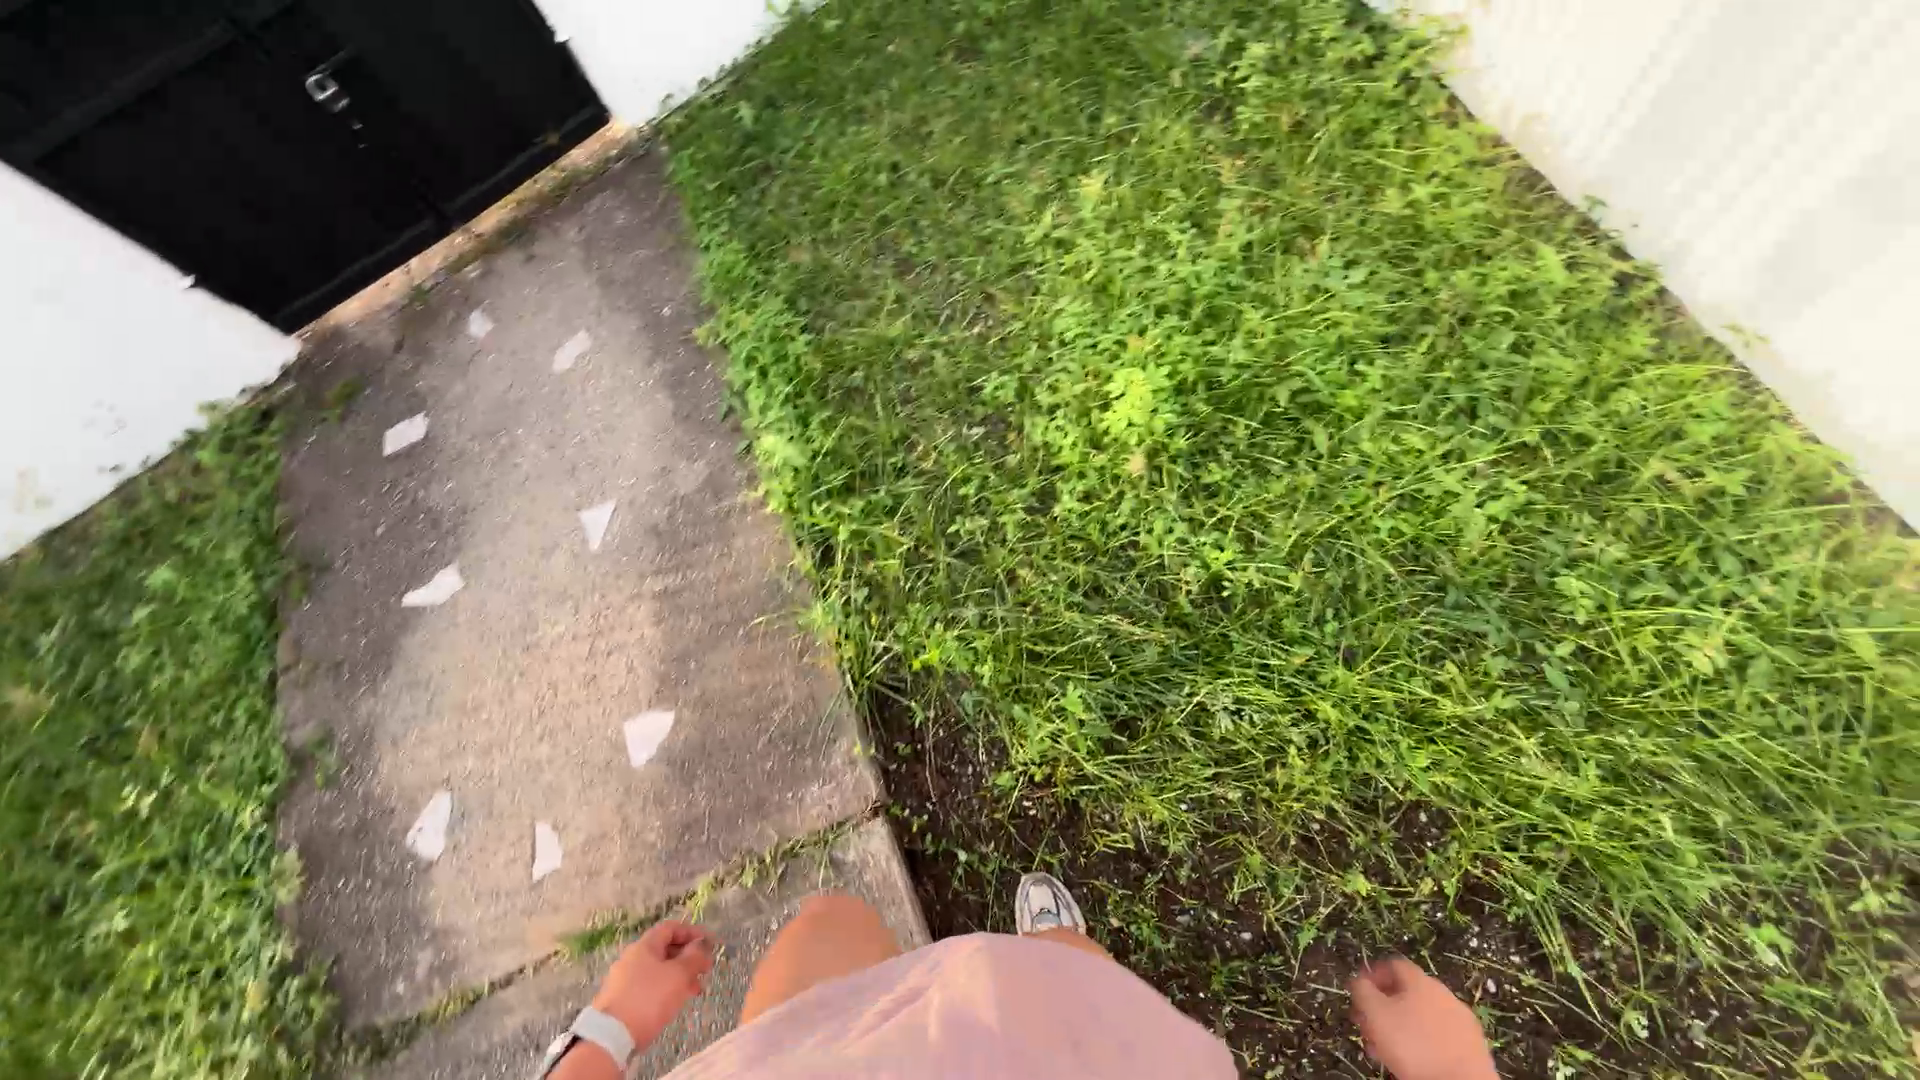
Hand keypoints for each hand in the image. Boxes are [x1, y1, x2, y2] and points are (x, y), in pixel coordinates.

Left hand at [591, 920, 713, 1048]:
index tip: (709, 943)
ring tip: (695, 990)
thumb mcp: (679, 974)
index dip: (692, 932)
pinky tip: (675, 1002)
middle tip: (705, 970)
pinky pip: (649, 987)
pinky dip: (666, 990)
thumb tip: (699, 945)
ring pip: (658, 971)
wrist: (610, 1037)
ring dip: (680, 976)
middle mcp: (631, 959)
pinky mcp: (621, 1001)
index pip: (671, 928)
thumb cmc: (649, 998)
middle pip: (665, 950)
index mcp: (644, 946)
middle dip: (688, 957)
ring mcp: (623, 981)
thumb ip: (693, 957)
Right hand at [1348, 956, 1497, 1079]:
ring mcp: (1461, 1020)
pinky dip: (1422, 1040)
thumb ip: (1361, 990)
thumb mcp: (1374, 1013)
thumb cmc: (1412, 1044)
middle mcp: (1443, 993)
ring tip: (1386, 1047)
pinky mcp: (1473, 1045)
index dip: (1371, 975)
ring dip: (1400, 1025)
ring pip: (1422, 1016)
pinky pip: (1439, 1035)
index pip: (1392, 964)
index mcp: (1420, 980)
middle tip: (1368, 1024)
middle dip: (1382, 1006)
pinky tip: (1413, 1058)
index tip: (1359, 993)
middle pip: (1406, 992)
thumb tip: (1358, 980)